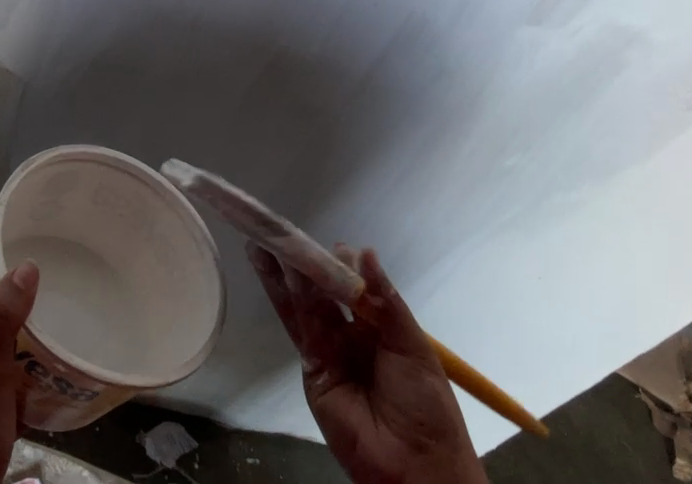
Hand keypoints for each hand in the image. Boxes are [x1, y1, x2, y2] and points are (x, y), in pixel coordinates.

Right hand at [250, 242, 486, 483]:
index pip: (357, 287)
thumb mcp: (413, 347)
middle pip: (324, 292)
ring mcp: (329, 350)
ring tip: (265, 240)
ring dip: (286, 272)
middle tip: (281, 230)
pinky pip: (298, 327)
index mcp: (383, 328)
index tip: (332, 245)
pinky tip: (271, 271)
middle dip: (305, 263)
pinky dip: (283, 296)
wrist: (416, 466)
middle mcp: (353, 335)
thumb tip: (366, 252)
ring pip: (304, 303)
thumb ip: (385, 301)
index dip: (343, 264)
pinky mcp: (311, 367)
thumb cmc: (427, 406)